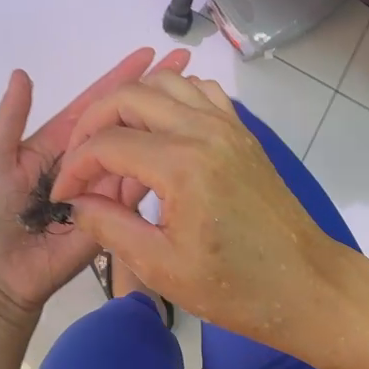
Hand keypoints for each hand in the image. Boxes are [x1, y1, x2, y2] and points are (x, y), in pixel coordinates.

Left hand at [0, 48, 188, 328]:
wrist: (0, 275)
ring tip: (194, 99)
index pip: (98, 100)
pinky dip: (158, 166)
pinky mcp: (115, 215)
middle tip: (185, 62)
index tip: (151, 52)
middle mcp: (90, 156)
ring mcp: (106, 186)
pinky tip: (185, 144)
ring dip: (165, 122)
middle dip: (155, 89)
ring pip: (138, 148)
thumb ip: (11, 119)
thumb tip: (22, 72)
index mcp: (63, 139)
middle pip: (127, 117)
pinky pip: (138, 187)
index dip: (123, 75)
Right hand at [51, 73, 353, 345]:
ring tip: (117, 144)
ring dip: (131, 104)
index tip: (64, 194)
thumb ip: (110, 226)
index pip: (108, 144)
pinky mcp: (240, 128)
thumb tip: (77, 201)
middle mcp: (203, 129)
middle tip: (82, 161)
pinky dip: (170, 98)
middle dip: (94, 123)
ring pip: (164, 82)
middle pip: (130, 97)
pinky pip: (198, 90)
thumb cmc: (232, 286)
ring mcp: (226, 123)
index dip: (76, 167)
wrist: (304, 283)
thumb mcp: (160, 267)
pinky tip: (160, 133)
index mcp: (182, 165)